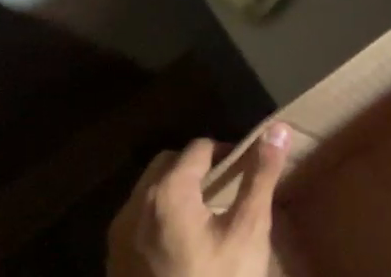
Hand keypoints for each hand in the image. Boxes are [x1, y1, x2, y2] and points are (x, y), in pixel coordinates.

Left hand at [107, 123, 290, 276]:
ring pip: (150, 193)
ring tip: (205, 216)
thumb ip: (261, 175)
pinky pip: (138, 221)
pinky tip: (181, 244)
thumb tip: (278, 128)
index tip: (245, 171)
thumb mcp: (248, 229)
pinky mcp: (113, 263)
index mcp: (168, 193)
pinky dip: (159, 217)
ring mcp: (118, 238)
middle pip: (168, 165)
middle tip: (226, 189)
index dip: (226, 152)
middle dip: (197, 167)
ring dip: (176, 191)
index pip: (200, 148)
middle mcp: (134, 207)